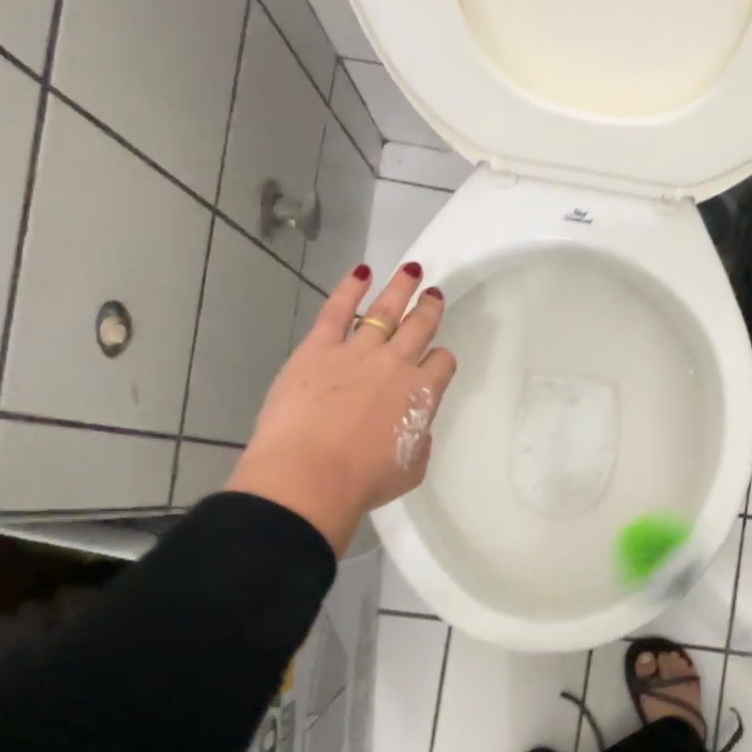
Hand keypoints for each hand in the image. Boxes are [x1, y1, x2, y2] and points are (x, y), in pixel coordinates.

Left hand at [225, 262, 457, 551]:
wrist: (309, 473)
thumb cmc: (364, 480)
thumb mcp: (412, 467)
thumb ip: (419, 439)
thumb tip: (413, 425)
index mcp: (423, 394)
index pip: (442, 363)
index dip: (442, 360)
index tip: (438, 361)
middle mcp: (396, 364)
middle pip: (420, 327)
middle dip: (429, 309)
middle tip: (434, 295)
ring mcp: (357, 350)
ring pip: (386, 310)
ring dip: (401, 288)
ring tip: (411, 271)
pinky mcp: (319, 346)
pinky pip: (338, 309)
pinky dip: (351, 287)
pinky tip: (361, 272)